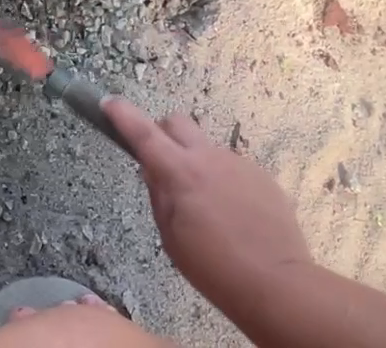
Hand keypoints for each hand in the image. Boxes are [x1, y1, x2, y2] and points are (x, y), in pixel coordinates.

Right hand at [104, 97, 312, 312]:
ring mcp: (238, 163)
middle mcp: (209, 157)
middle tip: (163, 163)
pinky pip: (232, 168)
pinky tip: (233, 214)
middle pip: (177, 122)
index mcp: (181, 173)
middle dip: (163, 134)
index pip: (143, 132)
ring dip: (197, 163)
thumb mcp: (170, 238)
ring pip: (206, 148)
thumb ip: (158, 195)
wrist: (277, 283)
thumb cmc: (214, 269)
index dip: (122, 114)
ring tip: (207, 206)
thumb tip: (152, 170)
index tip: (108, 102)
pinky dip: (223, 181)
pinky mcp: (262, 175)